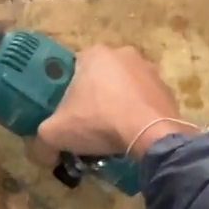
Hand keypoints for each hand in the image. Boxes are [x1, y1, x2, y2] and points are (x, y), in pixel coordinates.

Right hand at [36, 45, 194, 158]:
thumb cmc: (97, 122)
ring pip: (123, 88)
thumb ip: (42, 142)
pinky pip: (143, 101)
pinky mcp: (166, 88)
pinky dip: (136, 114)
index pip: (72, 70)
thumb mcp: (55, 134)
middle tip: (86, 125)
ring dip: (116, 106)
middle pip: (99, 78)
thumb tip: (44, 156)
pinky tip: (130, 134)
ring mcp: (148, 69)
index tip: (66, 113)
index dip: (66, 92)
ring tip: (110, 133)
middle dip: (93, 99)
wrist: (149, 132)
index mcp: (93, 54)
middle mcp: (122, 53)